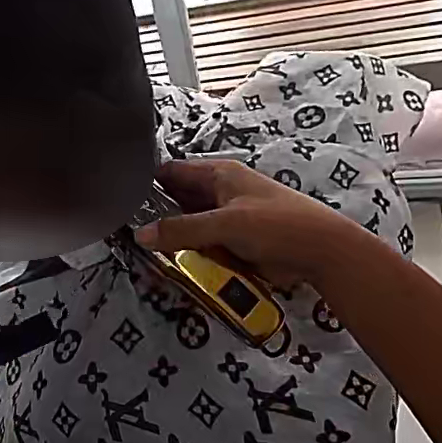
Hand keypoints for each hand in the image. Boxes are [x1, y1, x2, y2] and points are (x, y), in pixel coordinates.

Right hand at [135, 159, 373, 286]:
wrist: (321, 253)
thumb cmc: (277, 225)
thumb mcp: (226, 223)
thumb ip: (182, 229)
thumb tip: (140, 234)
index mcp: (219, 175)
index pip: (172, 172)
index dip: (147, 183)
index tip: (120, 201)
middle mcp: (219, 194)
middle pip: (177, 202)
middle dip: (156, 217)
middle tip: (125, 236)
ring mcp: (227, 221)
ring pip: (189, 229)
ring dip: (172, 241)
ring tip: (141, 257)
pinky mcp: (234, 245)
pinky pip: (204, 249)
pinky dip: (190, 257)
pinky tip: (170, 270)